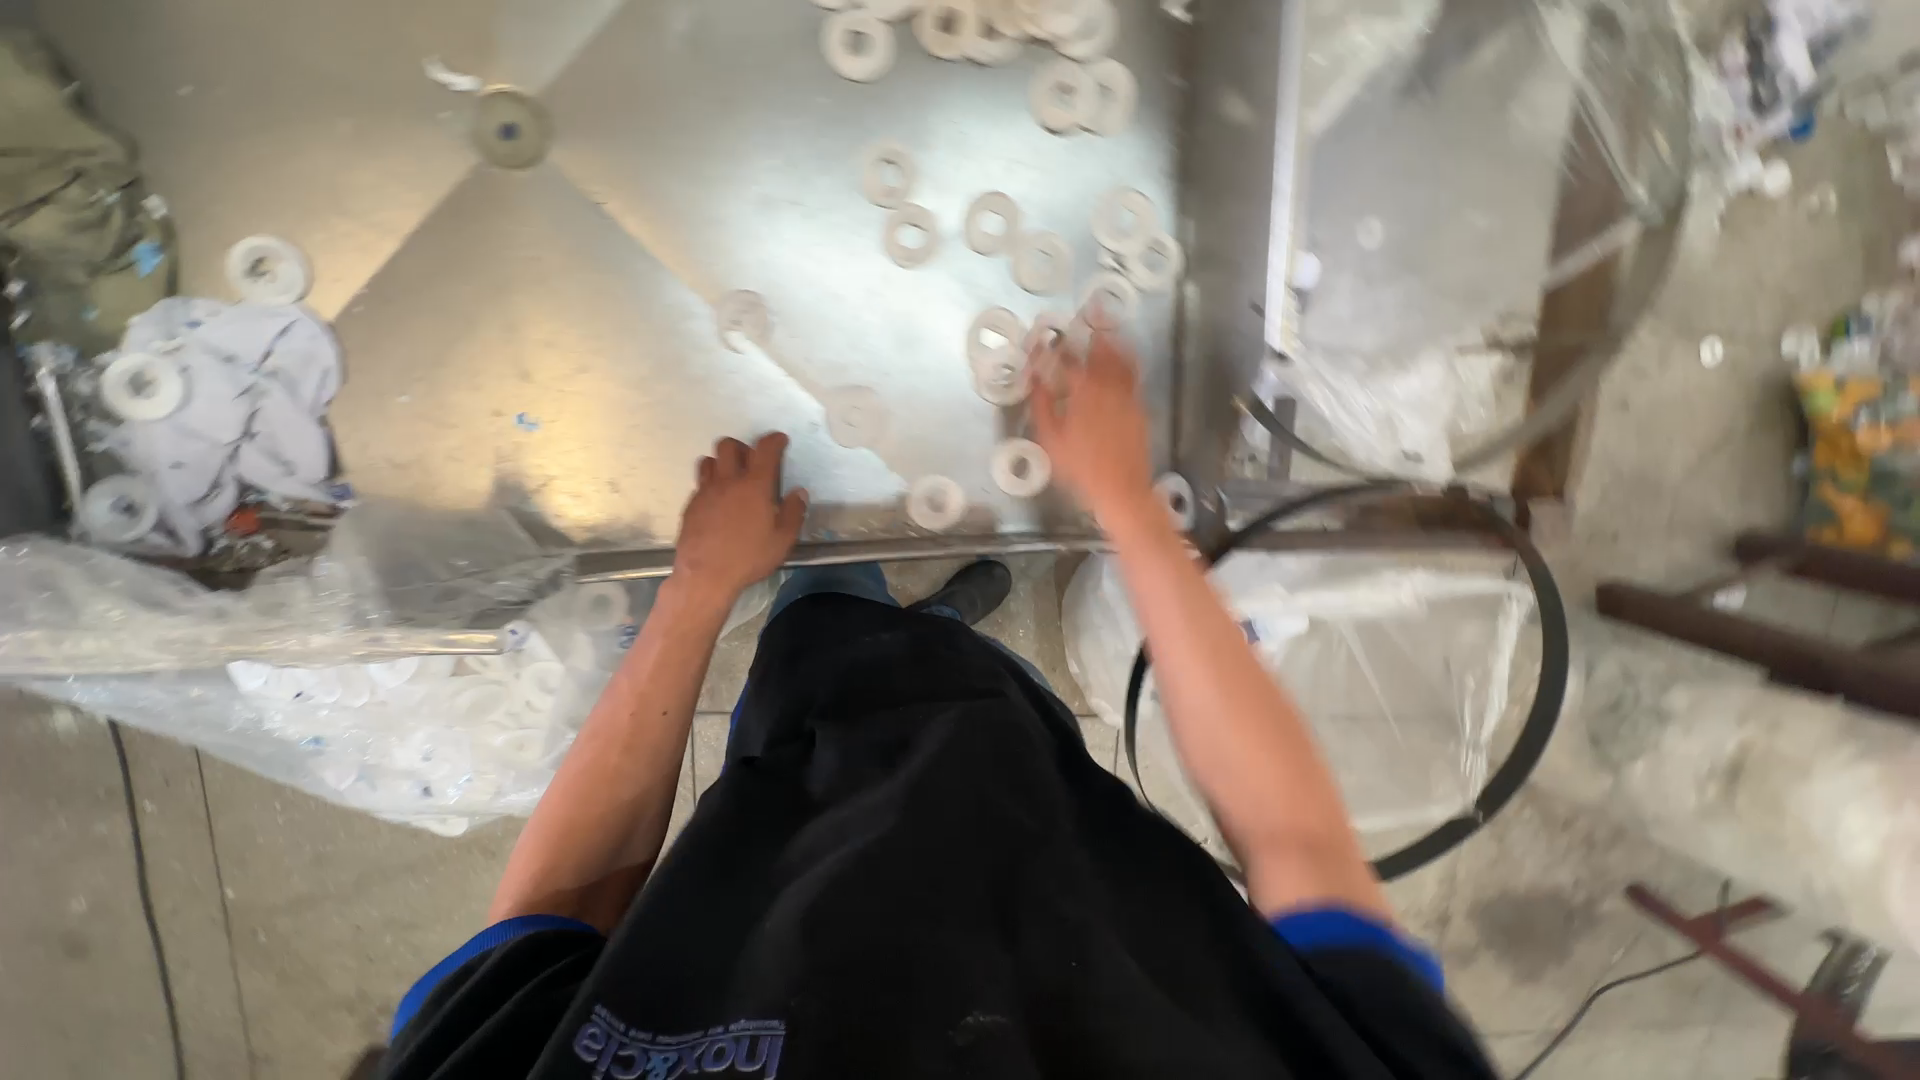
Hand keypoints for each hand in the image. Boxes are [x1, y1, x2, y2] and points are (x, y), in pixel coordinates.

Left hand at [673, 433, 807, 599]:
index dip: (774, 440)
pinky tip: (718, 502)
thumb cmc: (749, 557)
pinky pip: (700, 483)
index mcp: (754, 486)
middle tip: (753, 462)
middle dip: (743, 447)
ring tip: (732, 478)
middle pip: (728, 445)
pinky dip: (711, 484)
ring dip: (722, 462)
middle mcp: (727, 481)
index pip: (764, 450)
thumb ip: (794, 512)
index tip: (780, 440)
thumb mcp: (783, 540)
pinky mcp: (691, 506)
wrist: (705, 575)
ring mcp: (705, 492)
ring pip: (709, 460)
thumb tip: (799, 493)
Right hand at [1029, 331, 1155, 526]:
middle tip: (1090, 309)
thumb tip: (1035, 382)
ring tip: (1108, 325)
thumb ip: (1042, 406)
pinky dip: (1126, 361)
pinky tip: (1120, 360)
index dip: (1052, 347)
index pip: (1065, 361)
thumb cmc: (1081, 469)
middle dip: (1095, 327)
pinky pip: (1133, 376)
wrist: (1122, 489)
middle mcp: (1108, 388)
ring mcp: (1127, 397)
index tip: (1043, 337)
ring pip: (1122, 360)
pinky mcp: (1139, 408)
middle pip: (1102, 350)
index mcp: (1082, 394)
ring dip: (1114, 340)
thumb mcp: (1051, 440)